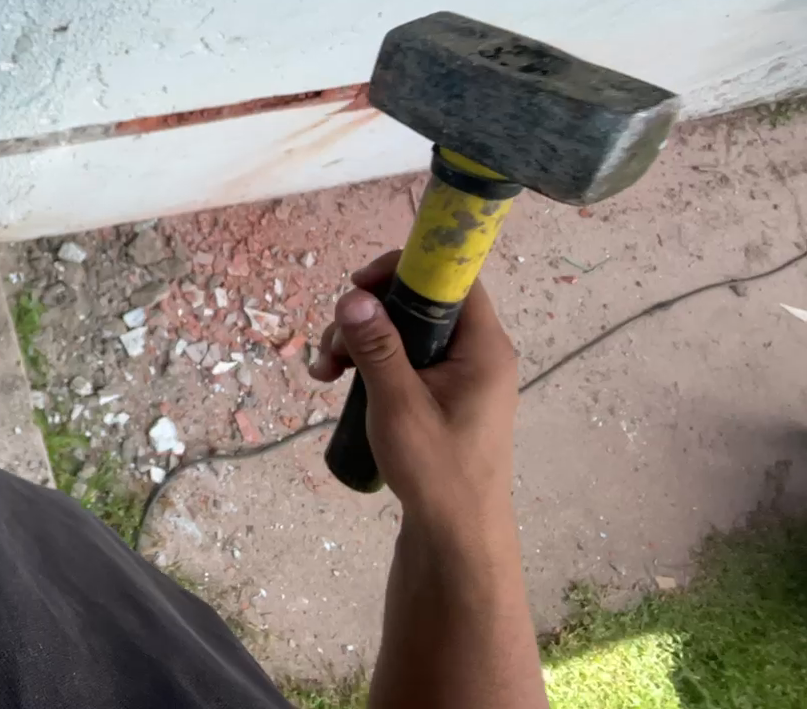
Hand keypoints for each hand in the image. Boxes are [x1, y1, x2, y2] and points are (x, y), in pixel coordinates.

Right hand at [309, 251, 520, 540]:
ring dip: (357, 341)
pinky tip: (336, 380)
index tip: (358, 284)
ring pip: (400, 330)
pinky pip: (399, 356)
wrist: (455, 534)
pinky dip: (366, 361)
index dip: (404, 271)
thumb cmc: (436, 468)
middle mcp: (473, 353)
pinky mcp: (438, 392)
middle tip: (331, 345)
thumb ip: (377, 348)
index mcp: (482, 349)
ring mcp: (456, 373)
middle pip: (415, 304)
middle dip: (365, 316)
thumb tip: (353, 295)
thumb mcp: (398, 404)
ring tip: (325, 372)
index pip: (452, 281)